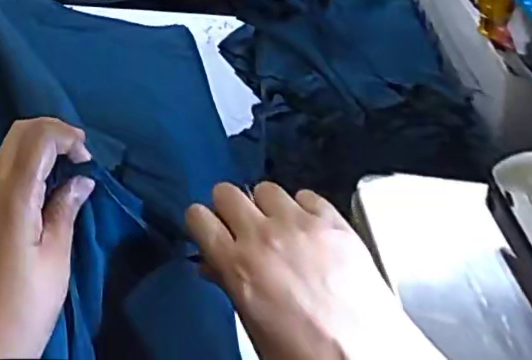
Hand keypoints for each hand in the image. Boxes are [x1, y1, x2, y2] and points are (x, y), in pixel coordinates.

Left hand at [0, 119, 95, 359]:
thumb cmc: (18, 314)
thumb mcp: (54, 264)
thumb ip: (65, 212)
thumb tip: (81, 180)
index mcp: (12, 199)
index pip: (37, 137)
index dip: (67, 135)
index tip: (88, 159)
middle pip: (18, 133)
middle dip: (53, 131)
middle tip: (80, 153)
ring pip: (11, 151)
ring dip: (42, 147)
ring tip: (70, 171)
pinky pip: (7, 173)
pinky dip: (31, 166)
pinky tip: (50, 191)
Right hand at [186, 183, 444, 359]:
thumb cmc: (308, 357)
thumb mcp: (256, 331)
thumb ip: (230, 287)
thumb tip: (214, 265)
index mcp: (239, 268)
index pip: (199, 217)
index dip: (201, 222)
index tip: (206, 227)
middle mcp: (265, 236)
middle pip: (227, 191)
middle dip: (229, 208)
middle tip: (239, 227)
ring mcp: (300, 223)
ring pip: (265, 188)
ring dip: (266, 207)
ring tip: (278, 229)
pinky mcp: (332, 219)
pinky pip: (305, 194)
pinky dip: (303, 208)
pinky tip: (309, 230)